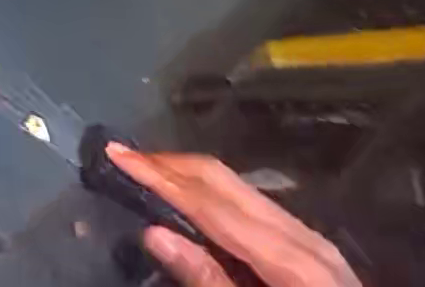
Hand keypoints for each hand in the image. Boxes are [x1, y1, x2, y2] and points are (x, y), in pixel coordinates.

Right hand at [107, 143, 359, 286]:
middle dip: (167, 164)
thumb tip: (153, 232)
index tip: (114, 152)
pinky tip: (188, 200)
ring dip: (184, 173)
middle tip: (121, 157)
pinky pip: (246, 201)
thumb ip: (211, 284)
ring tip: (145, 172)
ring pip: (233, 184)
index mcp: (295, 261)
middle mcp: (303, 237)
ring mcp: (310, 240)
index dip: (158, 176)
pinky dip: (208, 191)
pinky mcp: (309, 248)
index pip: (209, 203)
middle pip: (221, 179)